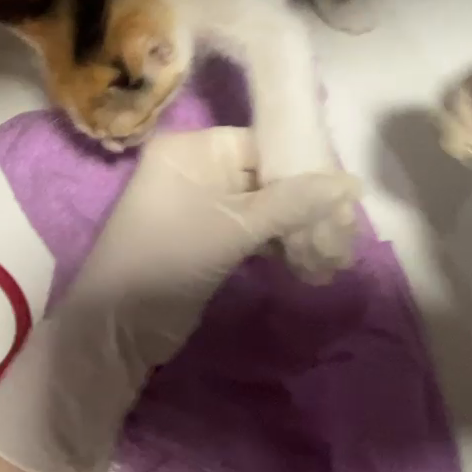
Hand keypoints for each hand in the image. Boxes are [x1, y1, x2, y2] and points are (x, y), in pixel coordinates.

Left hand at [0, 127, 358, 471]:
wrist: (119, 327)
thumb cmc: (167, 259)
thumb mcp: (232, 228)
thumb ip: (292, 203)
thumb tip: (352, 183)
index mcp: (191, 150)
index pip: (261, 144)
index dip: (304, 167)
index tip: (346, 199)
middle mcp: (197, 168)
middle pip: (267, 175)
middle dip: (307, 206)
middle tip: (345, 239)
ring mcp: (203, 204)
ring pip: (265, 206)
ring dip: (299, 231)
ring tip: (334, 260)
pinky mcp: (210, 237)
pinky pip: (256, 230)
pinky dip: (281, 246)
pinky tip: (311, 268)